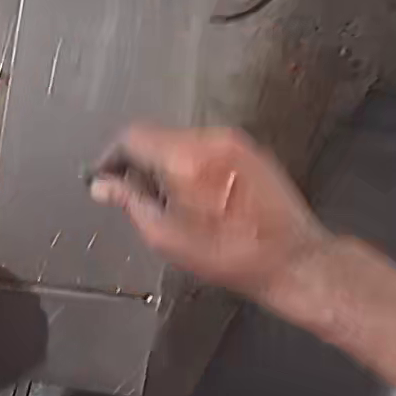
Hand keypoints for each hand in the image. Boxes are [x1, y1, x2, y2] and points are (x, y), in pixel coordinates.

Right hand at [90, 125, 328, 297]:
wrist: (292, 259)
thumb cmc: (227, 255)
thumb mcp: (166, 237)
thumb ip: (129, 203)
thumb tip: (102, 186)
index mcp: (184, 160)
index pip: (132, 136)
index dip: (111, 156)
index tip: (105, 176)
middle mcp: (209, 140)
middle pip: (156, 136)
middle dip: (138, 161)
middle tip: (135, 194)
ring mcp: (233, 141)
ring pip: (180, 140)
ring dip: (164, 162)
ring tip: (170, 200)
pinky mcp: (250, 149)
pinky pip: (205, 146)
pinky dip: (190, 162)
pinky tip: (197, 195)